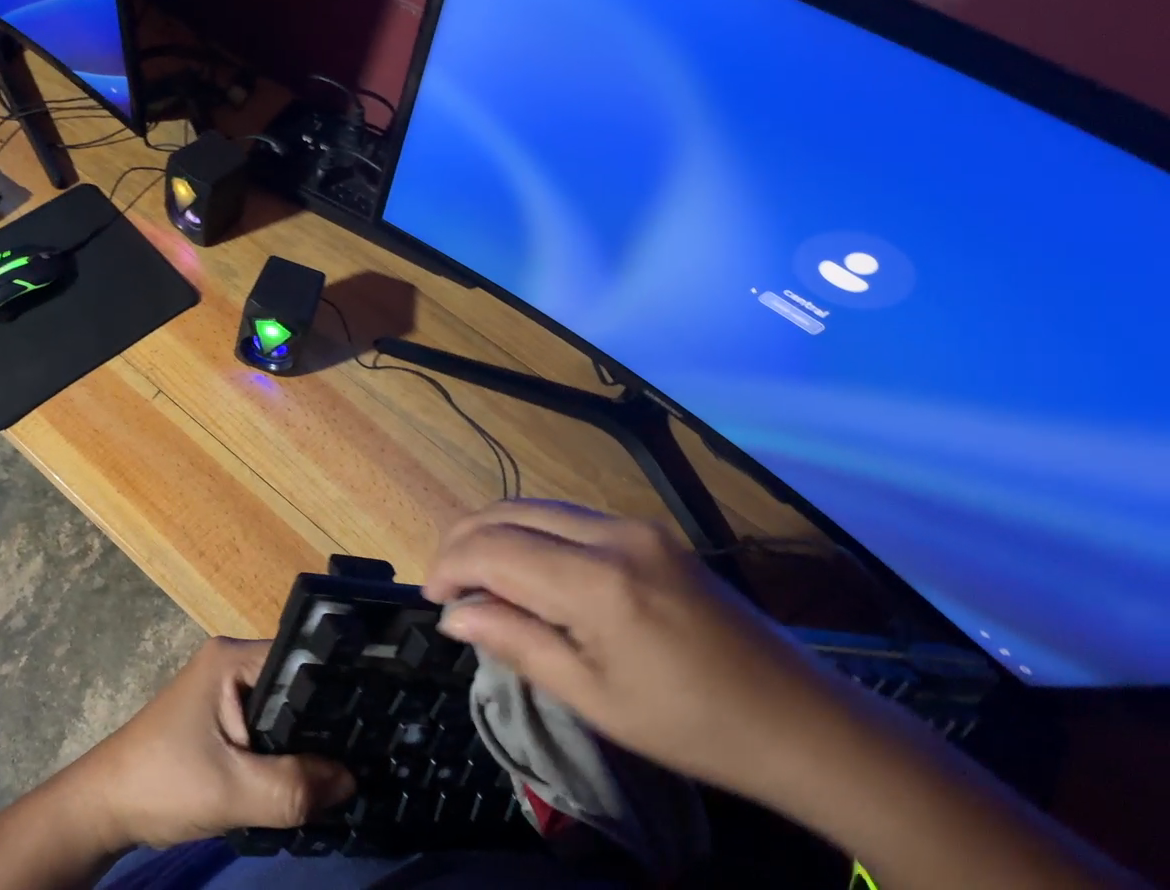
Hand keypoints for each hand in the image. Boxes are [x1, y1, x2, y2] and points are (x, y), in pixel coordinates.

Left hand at [66, 637, 354, 847]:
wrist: (104, 809)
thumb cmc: (162, 784)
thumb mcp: (232, 792)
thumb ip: (294, 787)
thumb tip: (352, 780)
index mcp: (232, 658)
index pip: (305, 658)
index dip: (342, 688)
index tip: (379, 718)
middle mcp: (232, 662)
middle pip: (299, 684)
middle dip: (330, 720)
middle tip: (374, 752)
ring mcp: (226, 690)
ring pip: (286, 710)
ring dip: (309, 741)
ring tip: (354, 768)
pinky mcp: (223, 718)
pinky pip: (270, 727)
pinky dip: (289, 752)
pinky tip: (315, 777)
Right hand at [423, 500, 854, 799]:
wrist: (800, 722)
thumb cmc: (691, 725)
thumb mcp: (591, 697)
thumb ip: (515, 641)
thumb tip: (455, 614)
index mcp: (598, 581)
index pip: (494, 547)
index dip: (450, 566)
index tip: (431, 599)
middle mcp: (615, 534)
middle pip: (510, 511)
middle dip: (463, 540)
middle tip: (442, 583)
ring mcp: (638, 527)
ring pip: (538, 506)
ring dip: (495, 532)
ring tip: (474, 576)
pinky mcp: (652, 533)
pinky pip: (570, 516)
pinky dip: (531, 532)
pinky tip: (524, 567)